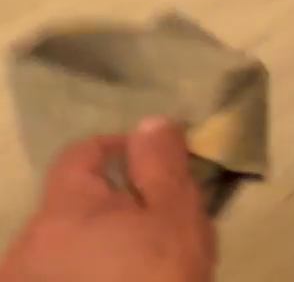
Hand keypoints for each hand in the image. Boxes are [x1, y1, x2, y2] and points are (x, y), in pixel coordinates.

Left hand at [0, 120, 213, 281]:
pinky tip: (114, 277)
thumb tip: (149, 124)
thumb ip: (160, 163)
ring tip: (136, 252)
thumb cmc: (162, 269)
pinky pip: (49, 268)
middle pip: (67, 200)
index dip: (117, 145)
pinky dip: (80, 263)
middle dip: (111, 197)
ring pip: (57, 237)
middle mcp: (23, 245)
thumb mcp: (177, 209)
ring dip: (95, 233)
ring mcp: (18, 279)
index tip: (157, 158)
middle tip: (157, 214)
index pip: (78, 155)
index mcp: (63, 213)